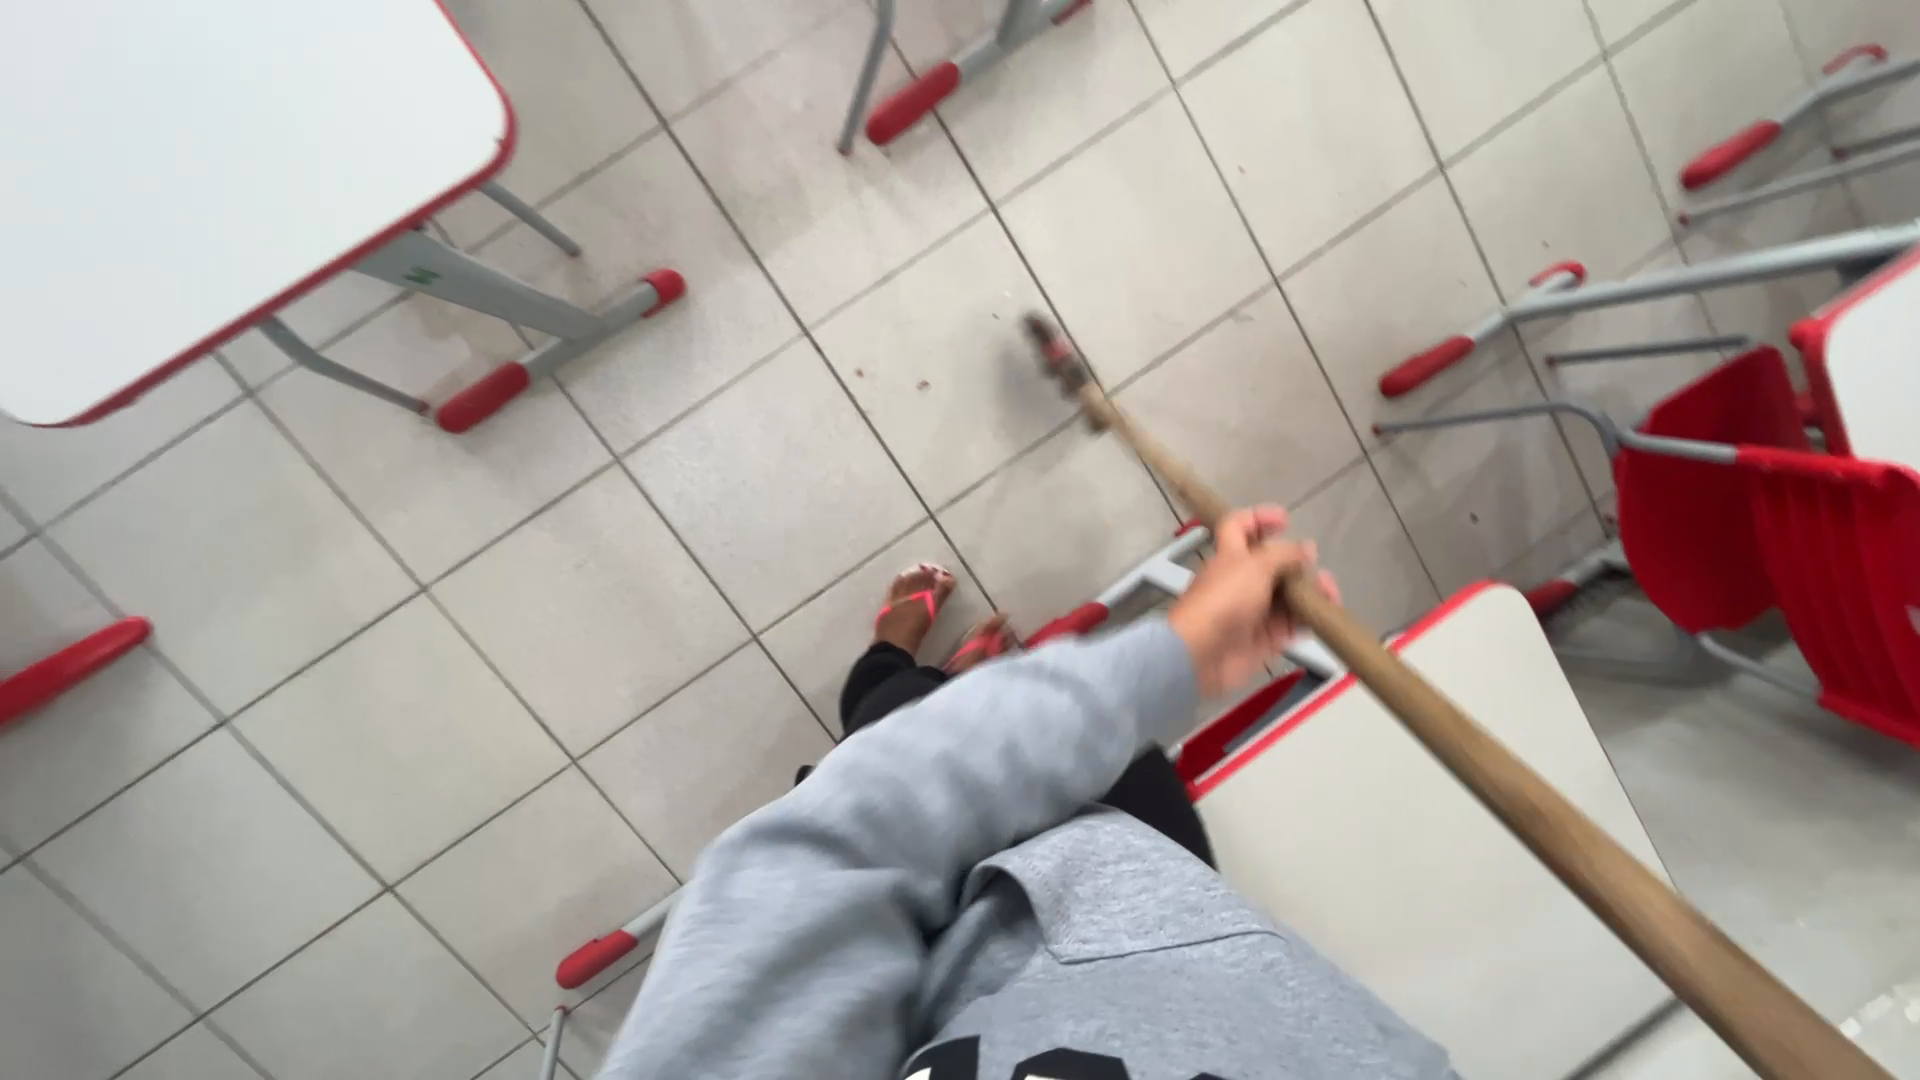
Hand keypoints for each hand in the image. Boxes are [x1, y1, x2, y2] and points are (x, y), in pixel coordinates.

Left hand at [1167, 506, 1337, 696]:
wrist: (1202, 653)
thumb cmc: (1223, 600)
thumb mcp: (1254, 566)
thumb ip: (1283, 554)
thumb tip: (1306, 548)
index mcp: (1229, 556)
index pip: (1238, 527)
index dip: (1259, 518)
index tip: (1285, 520)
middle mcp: (1239, 581)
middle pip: (1271, 565)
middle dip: (1297, 563)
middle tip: (1316, 568)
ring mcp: (1252, 611)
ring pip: (1286, 596)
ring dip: (1309, 593)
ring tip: (1329, 594)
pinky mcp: (1263, 639)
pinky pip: (1290, 626)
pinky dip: (1307, 621)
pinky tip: (1323, 618)